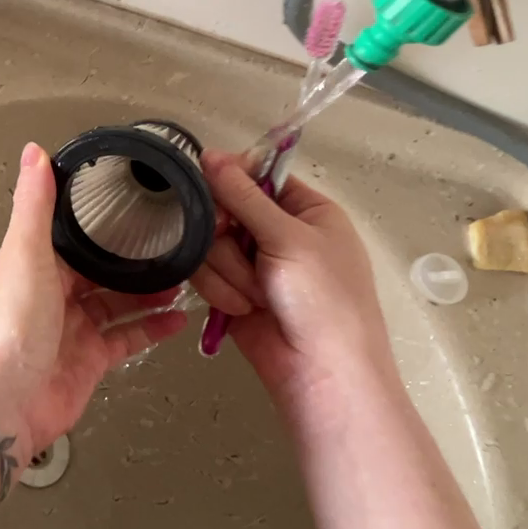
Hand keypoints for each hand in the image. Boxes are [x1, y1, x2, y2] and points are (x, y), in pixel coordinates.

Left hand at [0, 143, 188, 455]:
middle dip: (131, 259)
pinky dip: (151, 329)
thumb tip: (33, 150)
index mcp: (33, 261)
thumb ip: (35, 204)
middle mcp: (52, 292)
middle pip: (98, 270)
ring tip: (185, 276)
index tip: (134, 203)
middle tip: (173, 244)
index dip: (99, 220)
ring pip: (116, 302)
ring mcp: (72, 328)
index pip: (70, 234)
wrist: (5, 404)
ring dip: (146, 291)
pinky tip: (179, 319)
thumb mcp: (25, 253)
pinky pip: (126, 338)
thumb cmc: (10, 324)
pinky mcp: (89, 360)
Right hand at [193, 150, 396, 412]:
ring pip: (209, 242)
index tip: (216, 194)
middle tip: (236, 246)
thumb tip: (210, 153)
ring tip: (255, 296)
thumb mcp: (289, 239)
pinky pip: (204, 271)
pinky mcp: (230, 289)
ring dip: (227, 271)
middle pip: (224, 208)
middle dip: (228, 236)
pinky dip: (220, 290)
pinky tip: (242, 309)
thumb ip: (244, 196)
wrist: (322, 375)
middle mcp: (278, 232)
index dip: (232, 181)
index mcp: (306, 211)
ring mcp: (253, 262)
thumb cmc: (324, 300)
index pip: (257, 175)